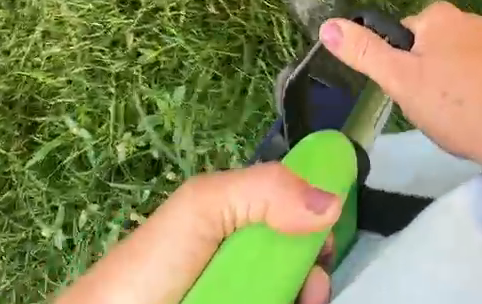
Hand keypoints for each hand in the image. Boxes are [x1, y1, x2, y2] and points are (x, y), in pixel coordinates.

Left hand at [55, 162, 342, 303]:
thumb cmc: (149, 265)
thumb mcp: (204, 206)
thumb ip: (265, 190)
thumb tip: (332, 201)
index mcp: (243, 223)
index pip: (303, 217)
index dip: (320, 229)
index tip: (324, 244)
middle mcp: (249, 264)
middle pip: (306, 269)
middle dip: (313, 279)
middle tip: (304, 290)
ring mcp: (245, 295)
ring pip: (294, 293)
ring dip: (303, 297)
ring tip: (290, 303)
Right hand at [320, 1, 481, 169]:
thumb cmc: (452, 104)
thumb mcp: (398, 79)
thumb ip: (363, 52)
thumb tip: (327, 25)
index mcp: (439, 14)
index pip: (400, 36)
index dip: (397, 68)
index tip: (408, 91)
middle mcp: (465, 20)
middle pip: (422, 49)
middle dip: (419, 78)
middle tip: (426, 106)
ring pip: (444, 65)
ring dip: (440, 89)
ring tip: (447, 116)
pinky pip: (467, 77)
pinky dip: (461, 95)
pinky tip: (466, 118)